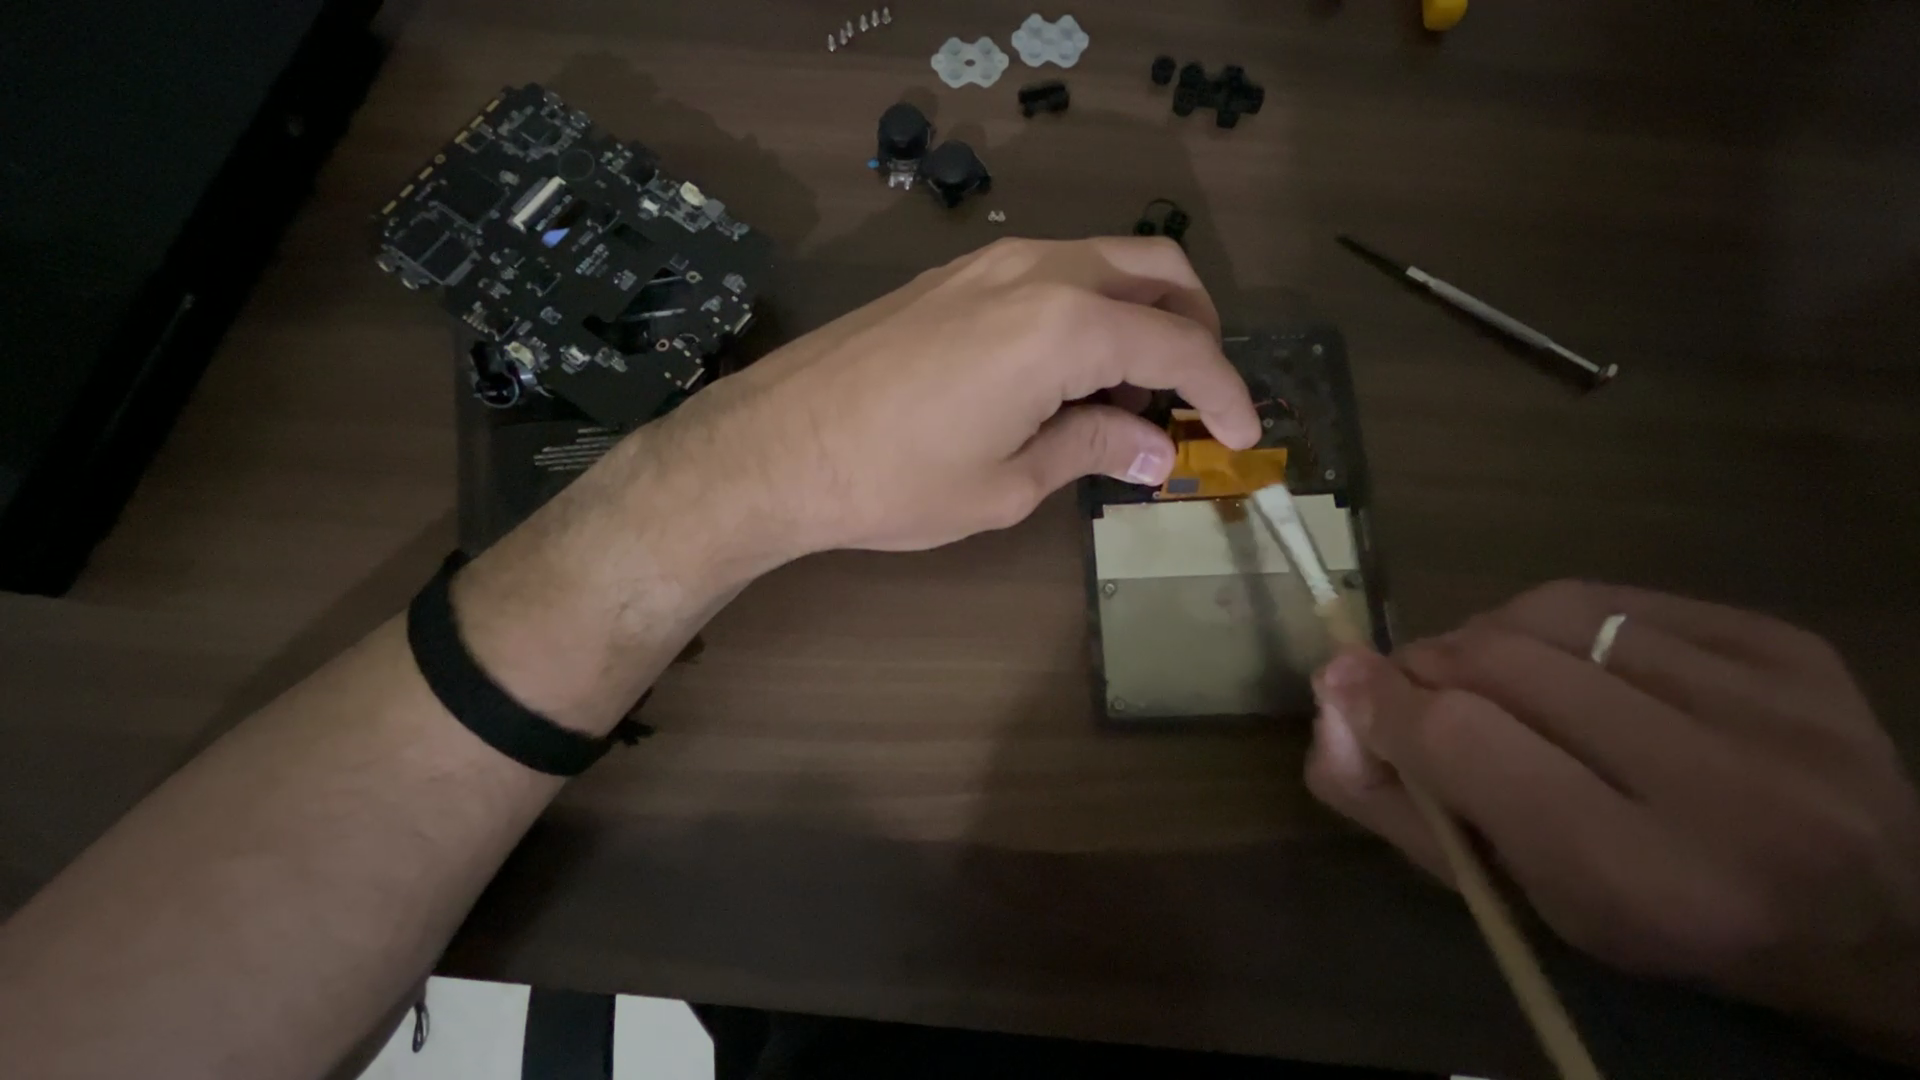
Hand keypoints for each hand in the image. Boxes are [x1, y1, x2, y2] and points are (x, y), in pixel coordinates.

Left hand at [635, 237, 1259, 568]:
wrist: (774, 446)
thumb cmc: (895, 481)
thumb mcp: (1008, 485)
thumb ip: (1094, 451)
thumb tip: (1158, 450)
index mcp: (1064, 326)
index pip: (1179, 348)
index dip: (1224, 393)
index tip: (1244, 435)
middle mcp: (1038, 271)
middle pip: (1155, 271)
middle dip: (1194, 328)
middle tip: (1194, 396)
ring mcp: (990, 262)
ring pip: (1103, 263)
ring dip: (1138, 317)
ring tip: (1129, 396)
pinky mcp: (954, 273)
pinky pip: (1051, 274)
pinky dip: (1086, 311)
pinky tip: (1068, 373)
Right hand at [1305, 581, 1919, 1060]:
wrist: (1864, 915)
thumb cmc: (1647, 918)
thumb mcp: (1506, 892)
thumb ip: (1393, 805)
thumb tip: (1326, 702)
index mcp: (1644, 880)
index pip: (1465, 741)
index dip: (1386, 705)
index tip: (1348, 693)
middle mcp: (1728, 790)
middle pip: (1499, 663)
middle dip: (1429, 668)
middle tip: (1419, 692)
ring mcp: (1773, 707)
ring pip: (1546, 616)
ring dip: (1484, 640)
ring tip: (1494, 680)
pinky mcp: (1789, 648)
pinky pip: (1610, 596)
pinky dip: (1551, 621)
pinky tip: (1564, 660)